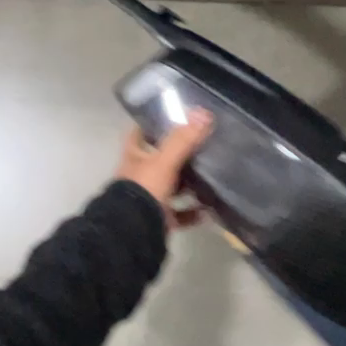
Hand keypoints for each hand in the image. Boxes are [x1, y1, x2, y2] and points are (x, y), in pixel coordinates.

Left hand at [116, 111, 212, 228]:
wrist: (135, 232)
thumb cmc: (144, 189)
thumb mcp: (164, 161)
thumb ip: (183, 139)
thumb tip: (204, 113)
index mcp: (134, 157)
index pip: (139, 133)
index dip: (152, 124)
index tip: (173, 117)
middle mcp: (139, 175)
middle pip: (158, 160)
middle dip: (178, 154)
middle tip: (203, 145)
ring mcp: (149, 198)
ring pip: (171, 186)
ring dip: (188, 184)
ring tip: (211, 174)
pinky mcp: (159, 218)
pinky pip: (179, 213)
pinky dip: (193, 212)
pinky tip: (209, 210)